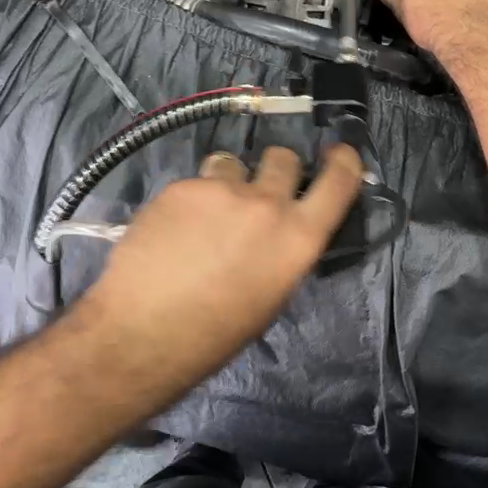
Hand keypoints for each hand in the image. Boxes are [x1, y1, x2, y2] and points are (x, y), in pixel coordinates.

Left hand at [74, 145, 362, 385]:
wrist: (143, 331)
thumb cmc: (215, 334)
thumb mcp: (271, 295)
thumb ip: (283, 250)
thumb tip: (279, 230)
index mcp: (299, 239)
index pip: (339, 181)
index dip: (344, 161)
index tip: (339, 153)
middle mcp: (267, 205)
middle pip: (283, 157)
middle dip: (274, 170)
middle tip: (255, 195)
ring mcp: (222, 190)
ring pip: (233, 163)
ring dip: (227, 181)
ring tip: (205, 215)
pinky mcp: (182, 186)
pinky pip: (195, 180)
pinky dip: (190, 198)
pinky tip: (173, 228)